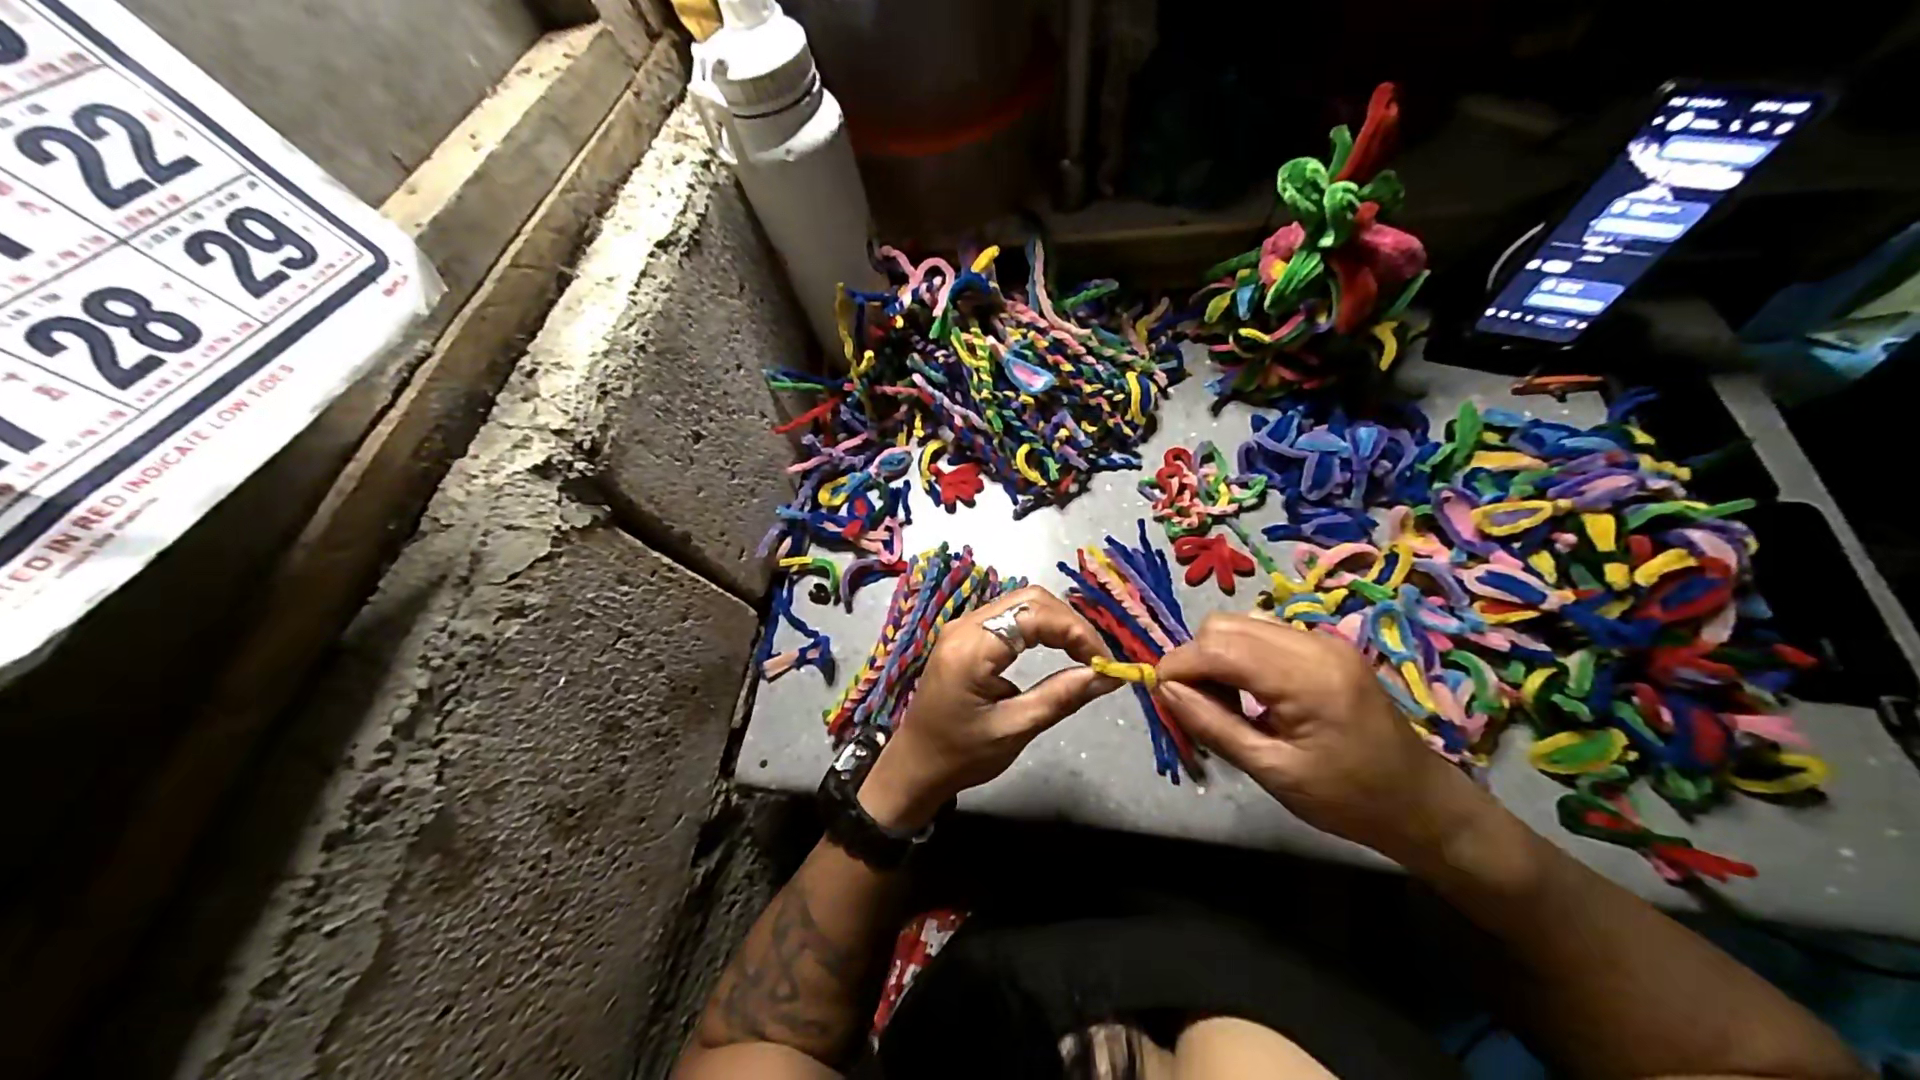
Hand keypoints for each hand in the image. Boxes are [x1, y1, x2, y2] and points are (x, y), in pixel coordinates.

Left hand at [859, 585, 1122, 830]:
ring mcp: (964, 627)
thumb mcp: (1015, 729)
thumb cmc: (961, 754)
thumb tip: (1107, 675)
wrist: (916, 765)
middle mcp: (965, 626)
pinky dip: (1041, 628)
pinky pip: (1011, 616)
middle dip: (1070, 623)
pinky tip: (1059, 649)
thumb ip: (1061, 696)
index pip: (1035, 614)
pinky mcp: (967, 636)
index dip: (1076, 631)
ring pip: (1023, 603)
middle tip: (1097, 658)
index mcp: (971, 648)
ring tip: (1085, 655)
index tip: (1104, 662)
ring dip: (1058, 623)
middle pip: (1030, 599)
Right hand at [1152, 614, 1487, 859]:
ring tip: (1222, 703)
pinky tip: (1248, 694)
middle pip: (1224, 626)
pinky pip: (1262, 635)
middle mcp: (1313, 644)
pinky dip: (1239, 657)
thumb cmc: (1348, 798)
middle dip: (1195, 659)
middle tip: (1196, 705)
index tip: (1162, 697)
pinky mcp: (1324, 647)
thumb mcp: (1272, 770)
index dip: (1178, 666)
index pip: (1217, 647)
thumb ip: (1213, 725)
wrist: (1421, 803)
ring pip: (1240, 625)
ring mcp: (1321, 641)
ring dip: (1216, 657)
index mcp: (1305, 677)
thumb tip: (1164, 690)